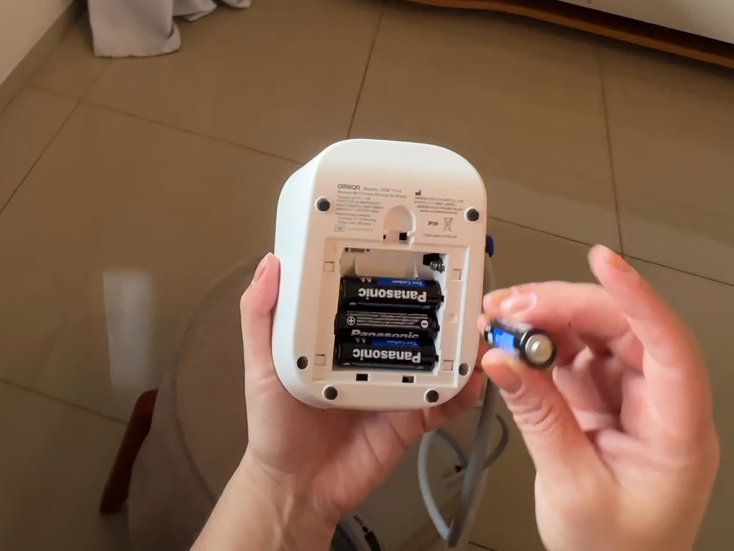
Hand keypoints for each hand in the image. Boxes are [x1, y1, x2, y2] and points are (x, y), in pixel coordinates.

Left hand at [226, 253, 483, 535]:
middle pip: (407, 317)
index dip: (383, 267)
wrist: (297, 490)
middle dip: (435, 300)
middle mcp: (367, 350)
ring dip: (456, 339)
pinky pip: (440, 401)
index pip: (363, 290)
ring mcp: (391, 381)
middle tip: (456, 283)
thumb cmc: (274, 424)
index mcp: (334, 331)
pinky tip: (473, 378)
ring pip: (432, 353)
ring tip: (473, 325)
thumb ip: (260, 317)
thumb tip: (269, 265)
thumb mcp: (260, 365)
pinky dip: (461, 390)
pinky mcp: (408, 416)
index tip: (404, 244)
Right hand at [480, 245, 718, 550]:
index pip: (670, 348)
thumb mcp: (572, 488)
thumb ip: (538, 416)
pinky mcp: (600, 394)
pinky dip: (537, 341)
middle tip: (513, 307)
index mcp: (679, 432)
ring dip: (545, 318)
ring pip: (594, 331)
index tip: (604, 261)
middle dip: (565, 305)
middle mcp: (659, 403)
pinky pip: (571, 350)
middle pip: (622, 328)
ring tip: (500, 319)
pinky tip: (510, 339)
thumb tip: (502, 358)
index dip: (638, 298)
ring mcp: (630, 395)